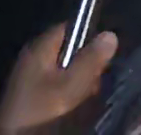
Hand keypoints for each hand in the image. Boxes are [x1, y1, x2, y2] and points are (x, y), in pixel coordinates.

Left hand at [0, 24, 117, 133]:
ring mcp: (29, 79)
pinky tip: (69, 111)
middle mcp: (33, 57)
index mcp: (39, 47)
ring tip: (82, 101)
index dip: (89, 38)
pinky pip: (54, 89)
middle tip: (92, 87)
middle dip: (84, 68)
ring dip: (76, 85)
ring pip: (63, 73)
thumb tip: (111, 34)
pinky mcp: (29, 98)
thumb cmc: (40, 113)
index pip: (70, 27)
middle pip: (68, 51)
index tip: (102, 57)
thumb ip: (89, 62)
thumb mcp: (69, 88)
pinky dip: (65, 97)